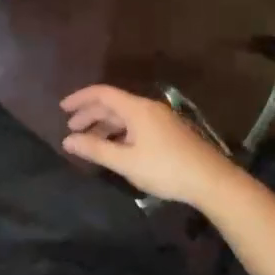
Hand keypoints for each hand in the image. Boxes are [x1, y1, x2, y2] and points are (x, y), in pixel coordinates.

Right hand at [60, 85, 238, 205]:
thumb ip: (95, 149)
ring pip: (125, 116)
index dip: (80, 98)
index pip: (102, 93)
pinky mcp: (169, 132)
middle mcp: (149, 108)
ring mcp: (161, 120)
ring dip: (104, 125)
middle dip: (90, 115)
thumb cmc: (165, 169)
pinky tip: (115, 148)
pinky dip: (119, 132)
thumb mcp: (125, 162)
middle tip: (71, 130)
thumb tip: (67, 140)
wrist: (211, 181)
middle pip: (113, 104)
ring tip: (89, 142)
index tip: (62, 109)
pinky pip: (136, 124)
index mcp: (137, 109)